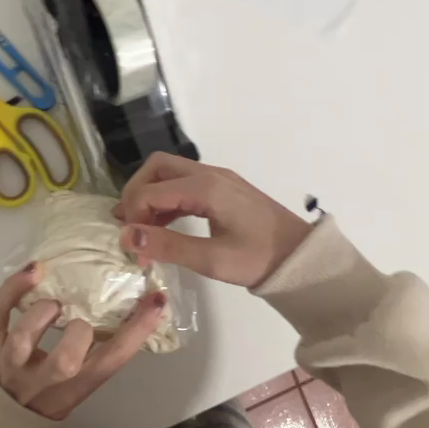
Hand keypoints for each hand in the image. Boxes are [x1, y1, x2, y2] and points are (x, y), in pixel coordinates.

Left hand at [0, 262, 167, 420]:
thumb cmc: (44, 397)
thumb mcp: (76, 387)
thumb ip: (95, 358)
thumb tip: (130, 311)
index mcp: (73, 390)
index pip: (110, 362)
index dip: (136, 332)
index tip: (155, 301)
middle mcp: (42, 380)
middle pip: (66, 363)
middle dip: (78, 333)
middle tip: (79, 321)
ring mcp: (11, 363)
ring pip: (23, 338)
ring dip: (41, 312)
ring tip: (52, 302)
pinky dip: (12, 288)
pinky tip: (33, 271)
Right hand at [114, 154, 311, 287]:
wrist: (302, 259)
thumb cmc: (259, 260)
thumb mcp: (212, 260)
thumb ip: (167, 246)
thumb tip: (126, 235)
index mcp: (206, 188)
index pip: (151, 190)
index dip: (134, 216)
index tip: (134, 248)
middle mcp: (210, 175)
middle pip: (158, 167)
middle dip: (136, 192)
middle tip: (128, 225)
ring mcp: (218, 179)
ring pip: (171, 173)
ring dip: (150, 195)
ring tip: (141, 230)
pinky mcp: (224, 190)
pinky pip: (185, 184)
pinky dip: (167, 200)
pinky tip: (163, 226)